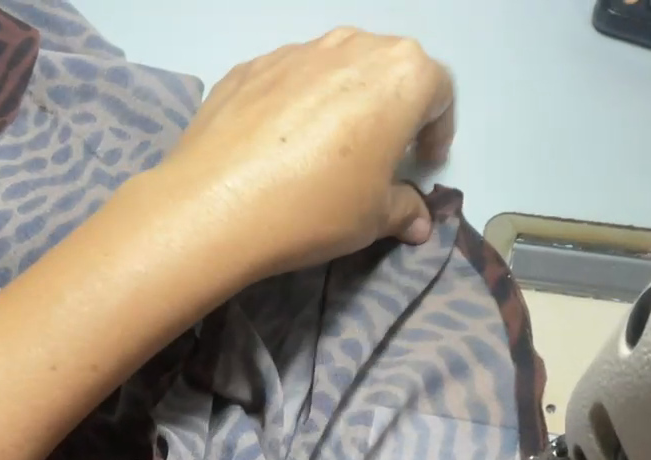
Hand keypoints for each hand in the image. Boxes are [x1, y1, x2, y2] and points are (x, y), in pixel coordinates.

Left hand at [151, 29, 454, 281]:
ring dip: (334, 106)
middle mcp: (352, 46)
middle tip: (373, 156)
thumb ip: (403, 211)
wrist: (212, 208)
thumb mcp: (369, 220)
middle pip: (382, 74)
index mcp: (402, 74)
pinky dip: (284, 112)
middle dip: (385, 113)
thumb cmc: (312, 210)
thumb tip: (420, 223)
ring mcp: (293, 53)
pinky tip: (269, 151)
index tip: (424, 162)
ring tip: (317, 153)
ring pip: (329, 74)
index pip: (438, 94)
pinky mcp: (245, 71)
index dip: (436, 132)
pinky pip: (279, 87)